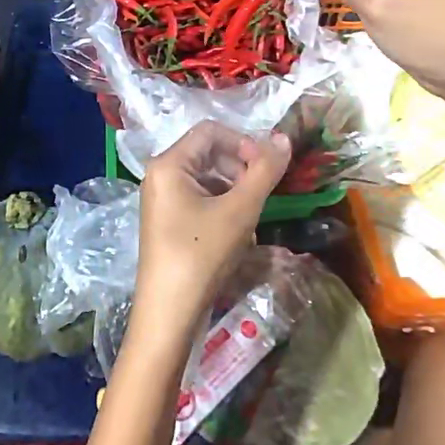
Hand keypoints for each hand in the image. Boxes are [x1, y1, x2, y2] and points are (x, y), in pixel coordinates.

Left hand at [136, 123, 290, 316]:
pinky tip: (238, 235)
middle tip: (261, 195)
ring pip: (208, 178)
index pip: (211, 131)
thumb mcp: (239, 211)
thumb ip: (264, 171)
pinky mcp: (168, 221)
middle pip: (208, 153)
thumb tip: (284, 138)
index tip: (266, 169)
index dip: (243, 142)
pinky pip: (200, 200)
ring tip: (250, 219)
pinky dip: (223, 209)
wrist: (169, 314)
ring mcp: (162, 200)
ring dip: (235, 191)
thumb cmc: (202, 255)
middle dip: (240, 168)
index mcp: (168, 164)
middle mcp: (160, 175)